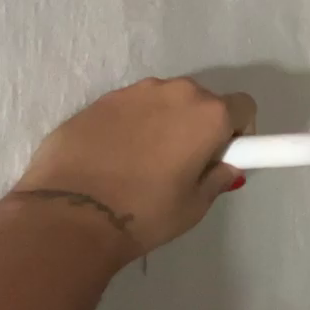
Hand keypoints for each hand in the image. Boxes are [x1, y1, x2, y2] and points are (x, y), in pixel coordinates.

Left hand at [12, 78, 255, 259]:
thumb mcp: (193, 207)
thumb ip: (217, 180)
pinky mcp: (100, 100)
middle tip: (181, 163)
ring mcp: (136, 92)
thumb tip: (224, 167)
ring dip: (164, 121)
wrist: (65, 217)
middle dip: (199, 126)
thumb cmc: (142, 214)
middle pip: (203, 101)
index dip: (239, 131)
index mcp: (209, 114)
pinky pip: (129, 108)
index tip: (222, 156)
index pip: (244, 107)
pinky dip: (129, 125)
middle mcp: (178, 92)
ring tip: (140, 161)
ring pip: (164, 101)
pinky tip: (111, 158)